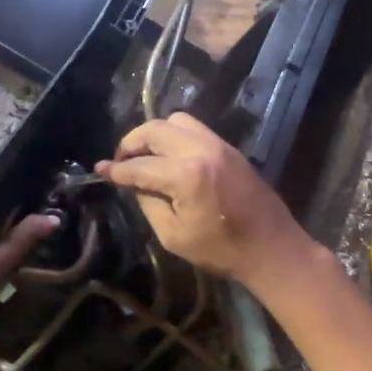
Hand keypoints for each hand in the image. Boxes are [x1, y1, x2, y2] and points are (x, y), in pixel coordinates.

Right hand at [97, 112, 319, 288]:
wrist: (272, 248)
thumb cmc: (222, 249)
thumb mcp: (174, 236)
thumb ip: (149, 204)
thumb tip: (135, 185)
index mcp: (186, 175)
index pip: (140, 166)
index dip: (116, 170)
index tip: (99, 170)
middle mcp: (200, 149)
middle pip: (154, 129)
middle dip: (131, 143)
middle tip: (121, 161)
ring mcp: (217, 144)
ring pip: (176, 120)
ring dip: (154, 133)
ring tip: (146, 155)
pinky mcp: (228, 148)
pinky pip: (194, 128)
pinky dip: (175, 135)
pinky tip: (169, 156)